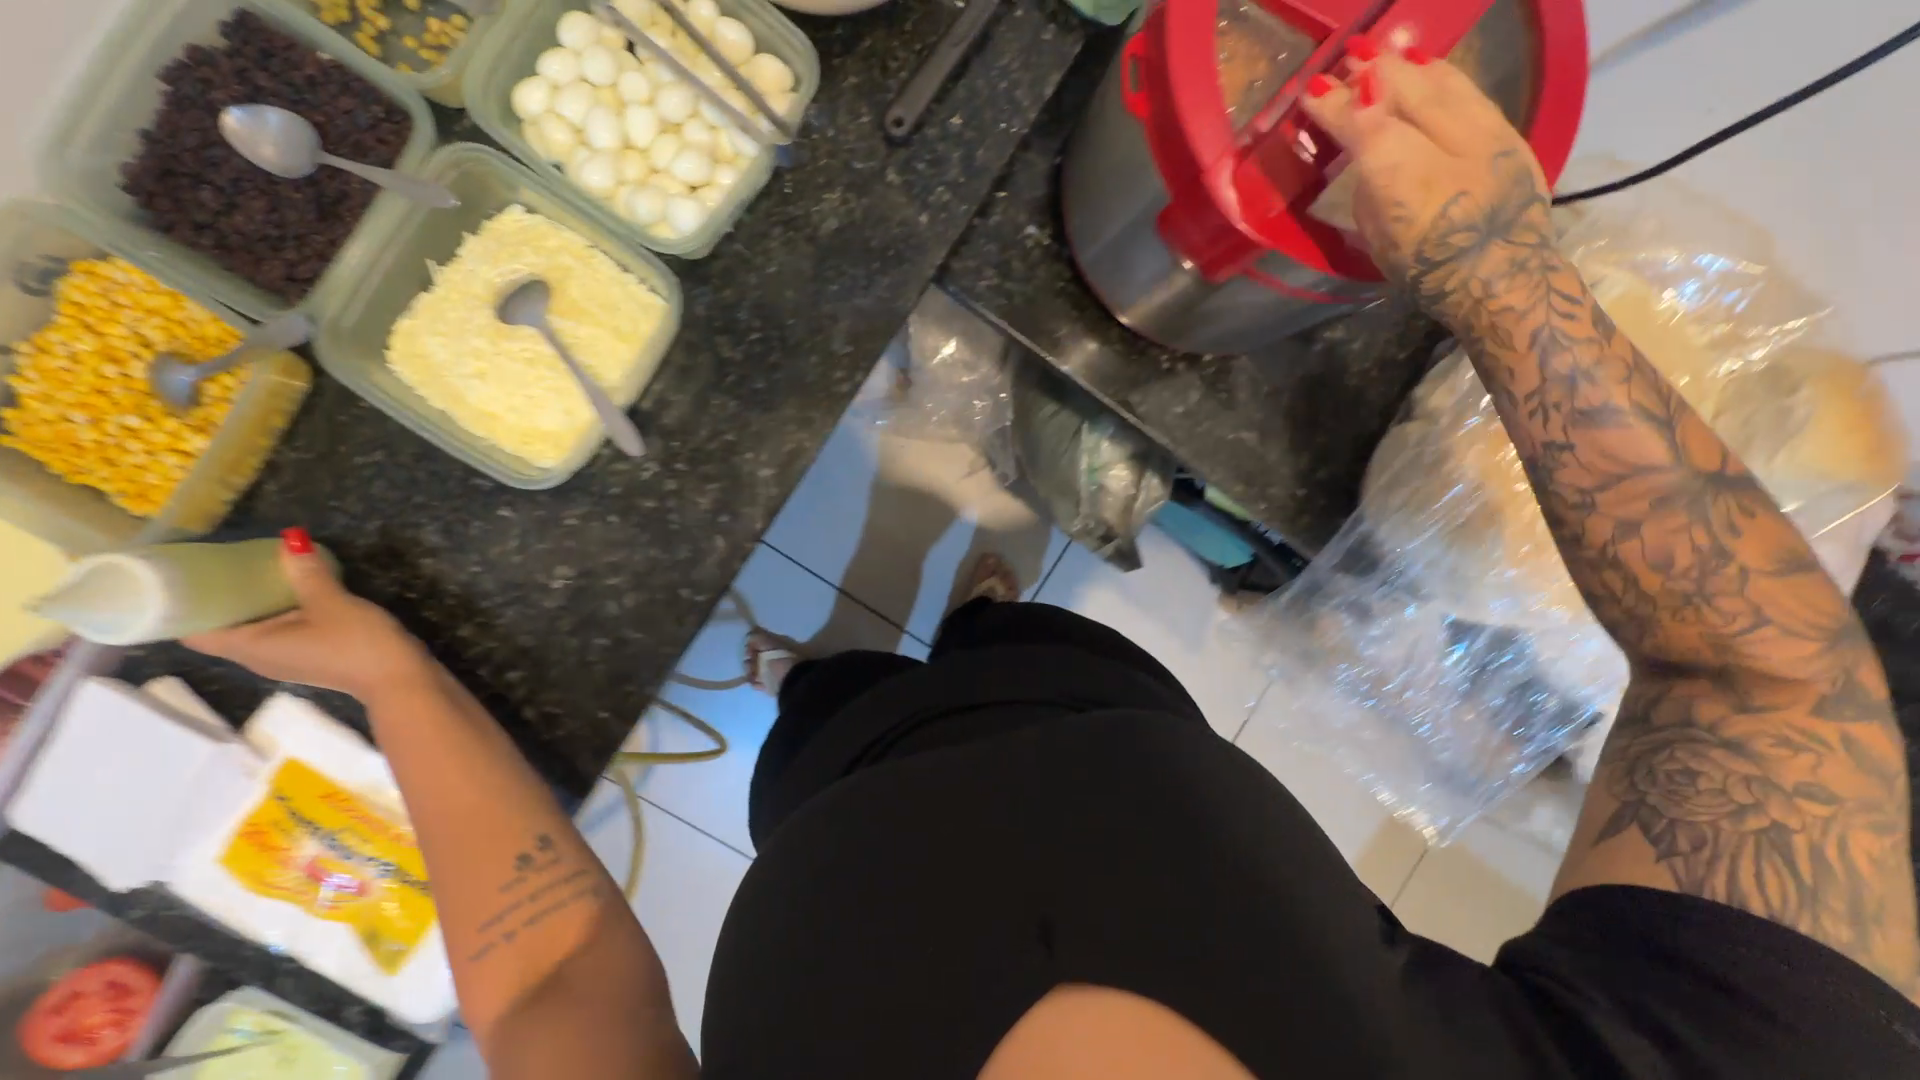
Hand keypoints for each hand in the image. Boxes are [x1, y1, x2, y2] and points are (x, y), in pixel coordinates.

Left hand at [183, 529, 430, 702]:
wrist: (400, 680)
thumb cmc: (357, 645)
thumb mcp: (333, 603)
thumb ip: (309, 574)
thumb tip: (290, 539)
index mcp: (250, 647)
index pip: (194, 633)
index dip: (180, 609)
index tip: (180, 578)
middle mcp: (258, 657)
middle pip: (221, 629)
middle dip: (219, 599)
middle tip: (221, 563)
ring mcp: (285, 659)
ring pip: (251, 630)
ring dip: (250, 605)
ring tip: (257, 571)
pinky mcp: (309, 657)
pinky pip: (276, 632)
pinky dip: (275, 612)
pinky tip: (294, 592)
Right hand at [1300, 49, 1555, 329]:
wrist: (1505, 280)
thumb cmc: (1429, 272)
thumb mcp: (1378, 240)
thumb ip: (1368, 192)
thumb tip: (1364, 157)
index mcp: (1402, 181)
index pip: (1363, 124)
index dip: (1334, 105)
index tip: (1311, 91)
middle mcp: (1444, 145)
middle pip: (1402, 91)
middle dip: (1369, 72)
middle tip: (1345, 60)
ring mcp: (1483, 134)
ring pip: (1440, 82)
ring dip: (1406, 65)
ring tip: (1383, 53)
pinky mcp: (1510, 133)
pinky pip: (1468, 90)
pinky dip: (1441, 75)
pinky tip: (1426, 68)